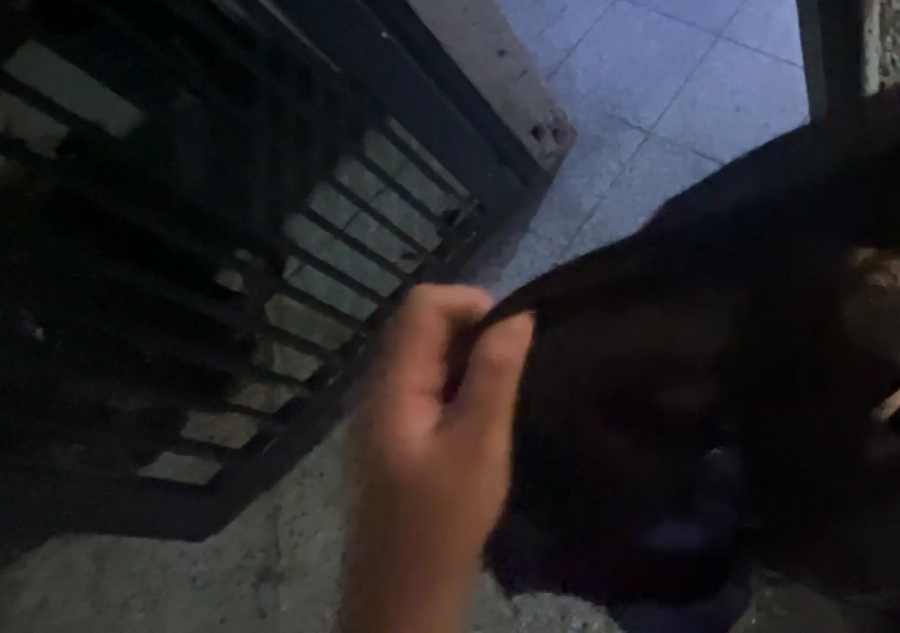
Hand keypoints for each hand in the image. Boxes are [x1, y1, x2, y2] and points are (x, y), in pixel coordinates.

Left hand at [339, 285, 534, 632]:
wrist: (405, 594)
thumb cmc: (444, 518)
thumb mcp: (479, 441)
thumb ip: (495, 373)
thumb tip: (518, 315)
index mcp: (392, 387)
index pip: (423, 305)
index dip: (472, 304)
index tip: (509, 338)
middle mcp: (380, 389)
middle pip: (424, 322)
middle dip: (475, 328)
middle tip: (512, 367)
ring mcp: (387, 410)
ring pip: (430, 350)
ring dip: (472, 355)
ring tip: (502, 391)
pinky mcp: (399, 431)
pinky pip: (431, 379)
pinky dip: (463, 378)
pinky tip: (484, 412)